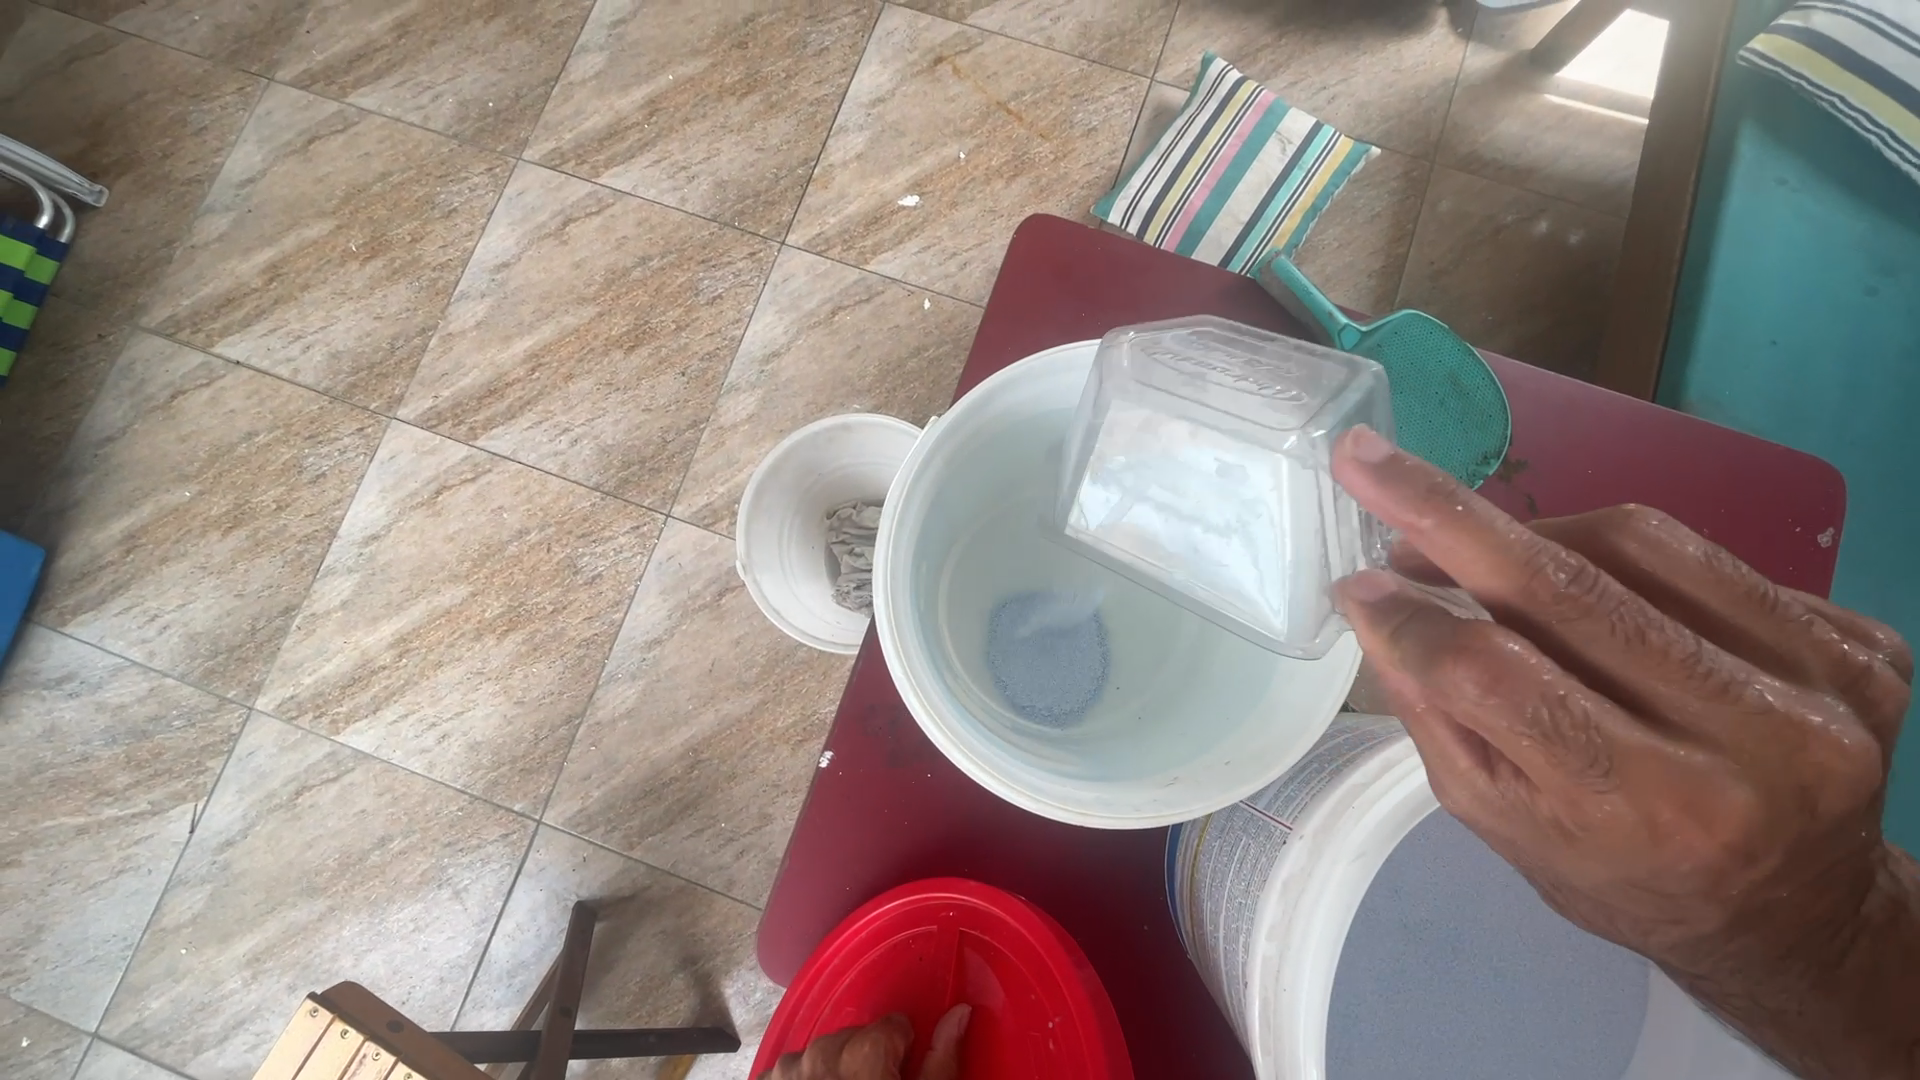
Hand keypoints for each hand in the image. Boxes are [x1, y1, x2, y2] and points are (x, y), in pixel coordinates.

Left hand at [758, 1004, 969, 1079]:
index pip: (893, 1028)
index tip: (900, 1078)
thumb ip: (941, 1061)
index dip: (901, 1053)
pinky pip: (788, 1072)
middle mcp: (823, 1051)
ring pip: (822, 1054)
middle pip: (856, 1039)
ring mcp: (789, 1070)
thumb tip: (958, 1013)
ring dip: (833, 1073)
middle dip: (866, 1063)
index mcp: (866, 1053)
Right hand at [1329, 424, 1918, 1079]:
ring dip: (1518, 528)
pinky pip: (1690, 553)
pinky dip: (1596, 547)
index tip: (1354, 584)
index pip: (1489, 673)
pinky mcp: (1855, 638)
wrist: (1791, 912)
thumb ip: (1427, 701)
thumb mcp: (1488, 810)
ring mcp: (1822, 680)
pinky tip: (1564, 580)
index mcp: (1640, 806)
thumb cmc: (1610, 874)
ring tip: (1461, 547)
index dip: (1409, 618)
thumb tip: (1370, 595)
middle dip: (1440, 513)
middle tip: (1364, 459)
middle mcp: (1750, 739)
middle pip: (1560, 588)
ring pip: (1628, 542)